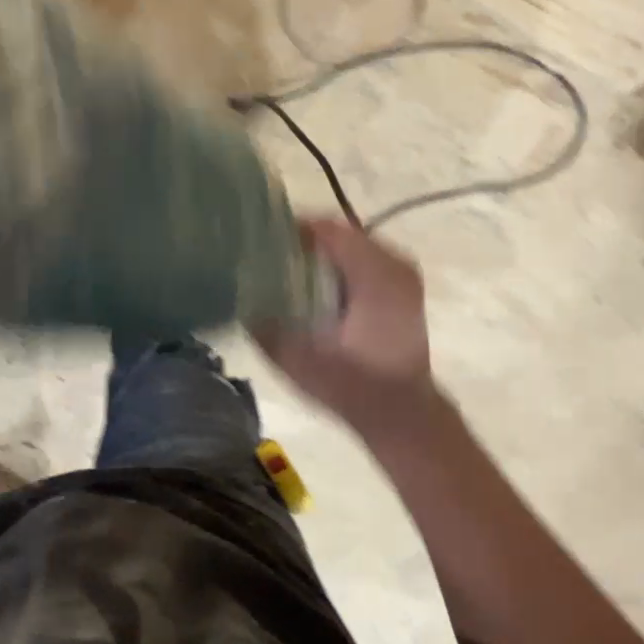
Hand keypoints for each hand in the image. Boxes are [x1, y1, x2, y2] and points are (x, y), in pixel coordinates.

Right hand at [257, 219, 441, 440]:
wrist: (402, 414)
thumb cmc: (353, 386)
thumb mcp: (300, 361)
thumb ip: (267, 329)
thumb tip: (240, 302)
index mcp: (372, 274)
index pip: (326, 229)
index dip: (289, 230)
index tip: (257, 240)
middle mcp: (392, 265)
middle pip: (338, 233)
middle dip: (302, 241)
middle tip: (266, 255)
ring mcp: (403, 276)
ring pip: (351, 245)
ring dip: (319, 253)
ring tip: (285, 269)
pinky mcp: (403, 289)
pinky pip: (363, 261)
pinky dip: (336, 266)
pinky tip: (311, 287)